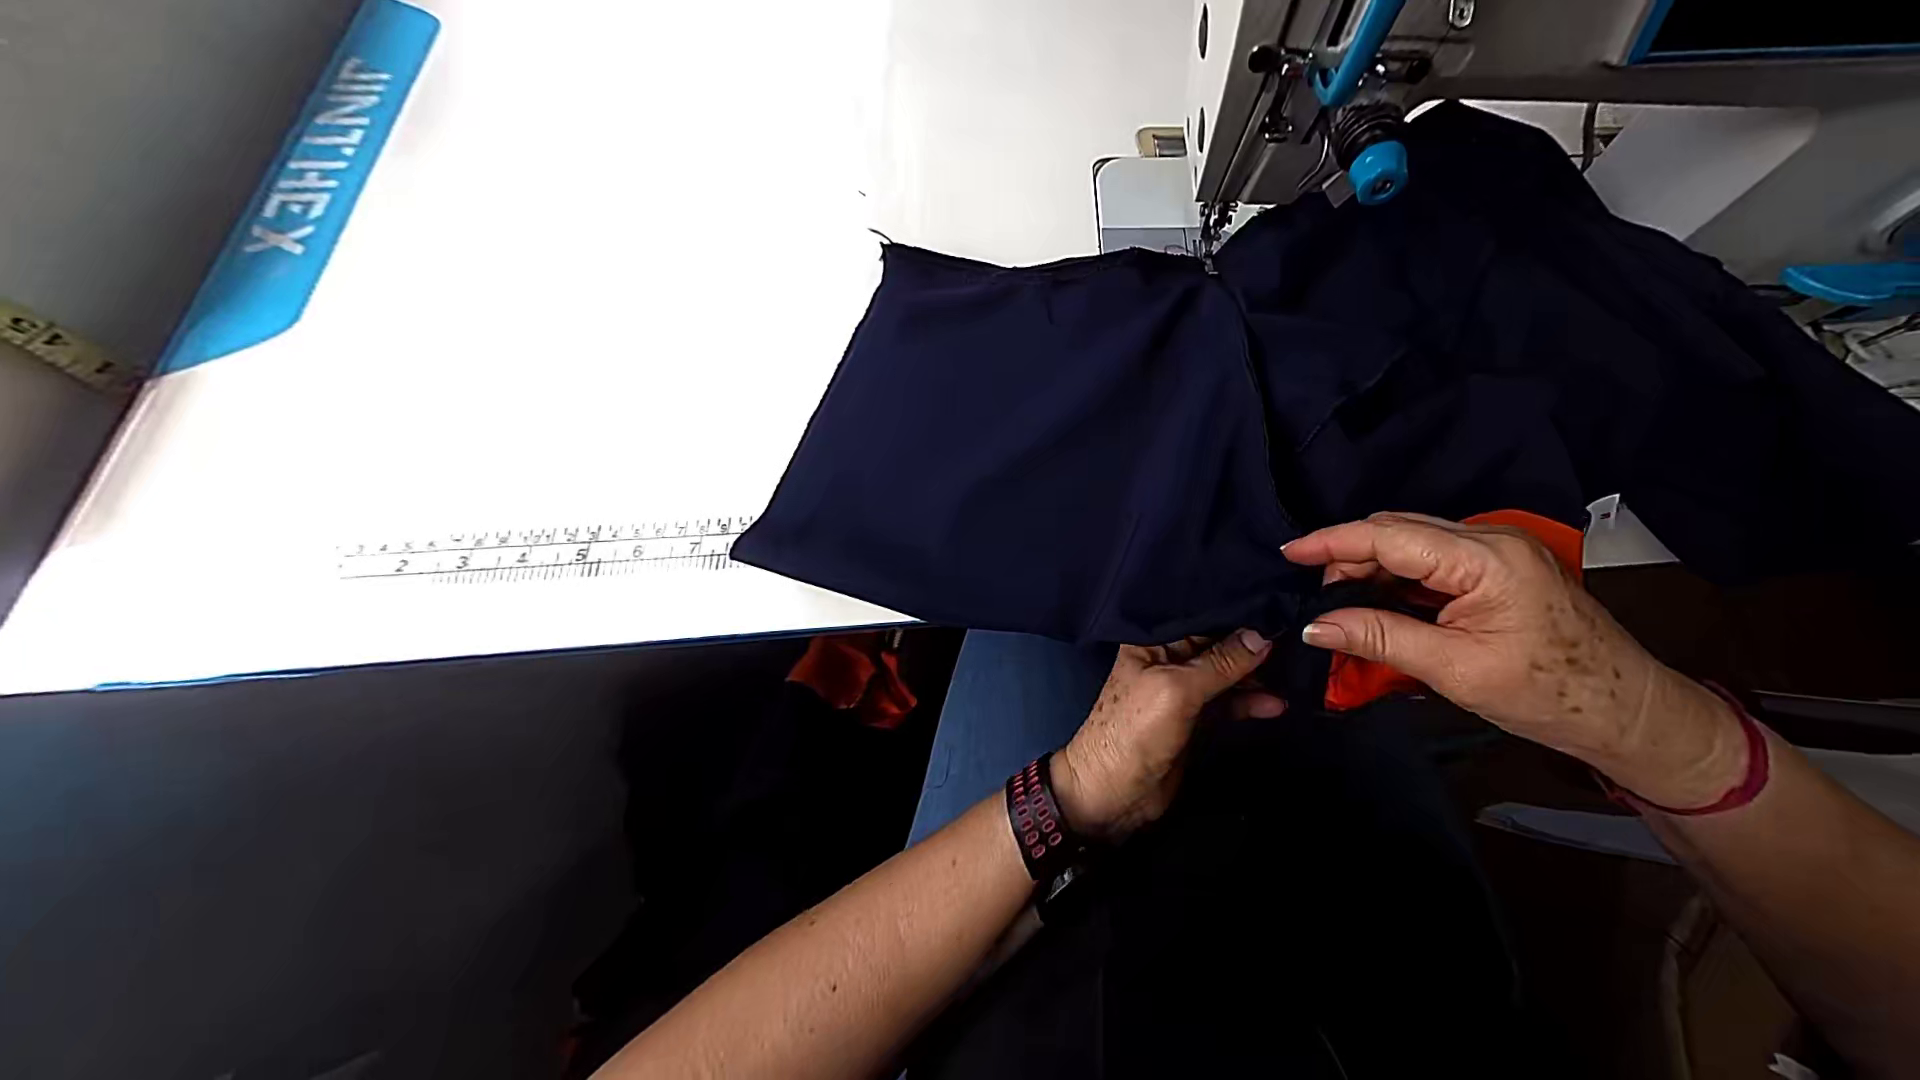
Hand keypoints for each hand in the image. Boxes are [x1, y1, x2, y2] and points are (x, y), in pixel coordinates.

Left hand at [1052, 630, 1282, 843]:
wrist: (1114, 792)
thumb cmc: (1133, 732)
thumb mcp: (1178, 688)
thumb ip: (1219, 662)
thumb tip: (1260, 635)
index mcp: (1150, 643)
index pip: (1198, 618)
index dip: (1234, 615)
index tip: (1275, 608)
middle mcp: (1166, 661)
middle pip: (1216, 645)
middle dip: (1251, 644)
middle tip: (1294, 639)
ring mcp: (1181, 692)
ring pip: (1226, 675)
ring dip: (1256, 677)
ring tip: (1293, 674)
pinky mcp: (1194, 721)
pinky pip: (1228, 704)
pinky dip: (1250, 703)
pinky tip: (1275, 704)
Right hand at [1282, 512, 1748, 808]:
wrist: (1628, 712)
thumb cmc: (1550, 694)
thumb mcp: (1453, 668)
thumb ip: (1377, 637)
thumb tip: (1313, 626)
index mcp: (1486, 559)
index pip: (1389, 536)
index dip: (1332, 541)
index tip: (1287, 552)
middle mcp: (1490, 539)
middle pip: (1394, 530)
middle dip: (1346, 556)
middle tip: (1315, 597)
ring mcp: (1494, 548)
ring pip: (1406, 540)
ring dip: (1367, 566)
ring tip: (1339, 604)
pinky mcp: (1493, 564)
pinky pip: (1425, 556)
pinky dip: (1391, 575)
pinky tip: (1374, 599)